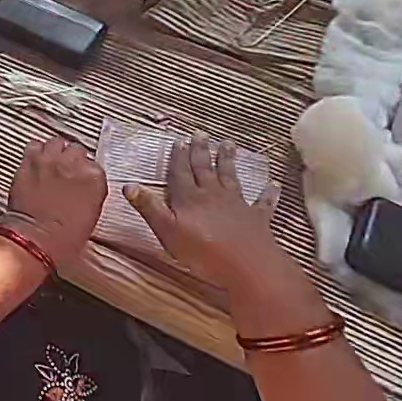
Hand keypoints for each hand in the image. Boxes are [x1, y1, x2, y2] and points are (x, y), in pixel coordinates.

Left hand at [3, 136, 107, 266]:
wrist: (37, 238)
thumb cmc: (65, 236)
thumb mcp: (91, 214)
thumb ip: (90, 192)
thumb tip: (82, 188)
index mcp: (94, 177)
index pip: (93, 164)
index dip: (84, 173)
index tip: (78, 181)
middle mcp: (75, 162)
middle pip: (76, 149)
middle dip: (70, 159)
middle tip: (64, 172)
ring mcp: (52, 159)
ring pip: (56, 142)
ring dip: (54, 151)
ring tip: (49, 163)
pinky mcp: (31, 160)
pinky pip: (34, 145)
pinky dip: (35, 152)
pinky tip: (34, 162)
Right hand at [125, 135, 292, 291]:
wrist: (247, 266)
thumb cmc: (203, 252)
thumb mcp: (167, 231)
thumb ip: (149, 208)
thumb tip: (129, 186)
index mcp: (189, 198)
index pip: (180, 173)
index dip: (178, 157)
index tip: (178, 141)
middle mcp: (212, 195)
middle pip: (204, 169)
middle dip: (200, 151)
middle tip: (200, 134)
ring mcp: (236, 205)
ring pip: (230, 177)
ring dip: (228, 160)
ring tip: (227, 144)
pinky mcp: (256, 219)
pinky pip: (262, 202)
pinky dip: (266, 193)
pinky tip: (272, 185)